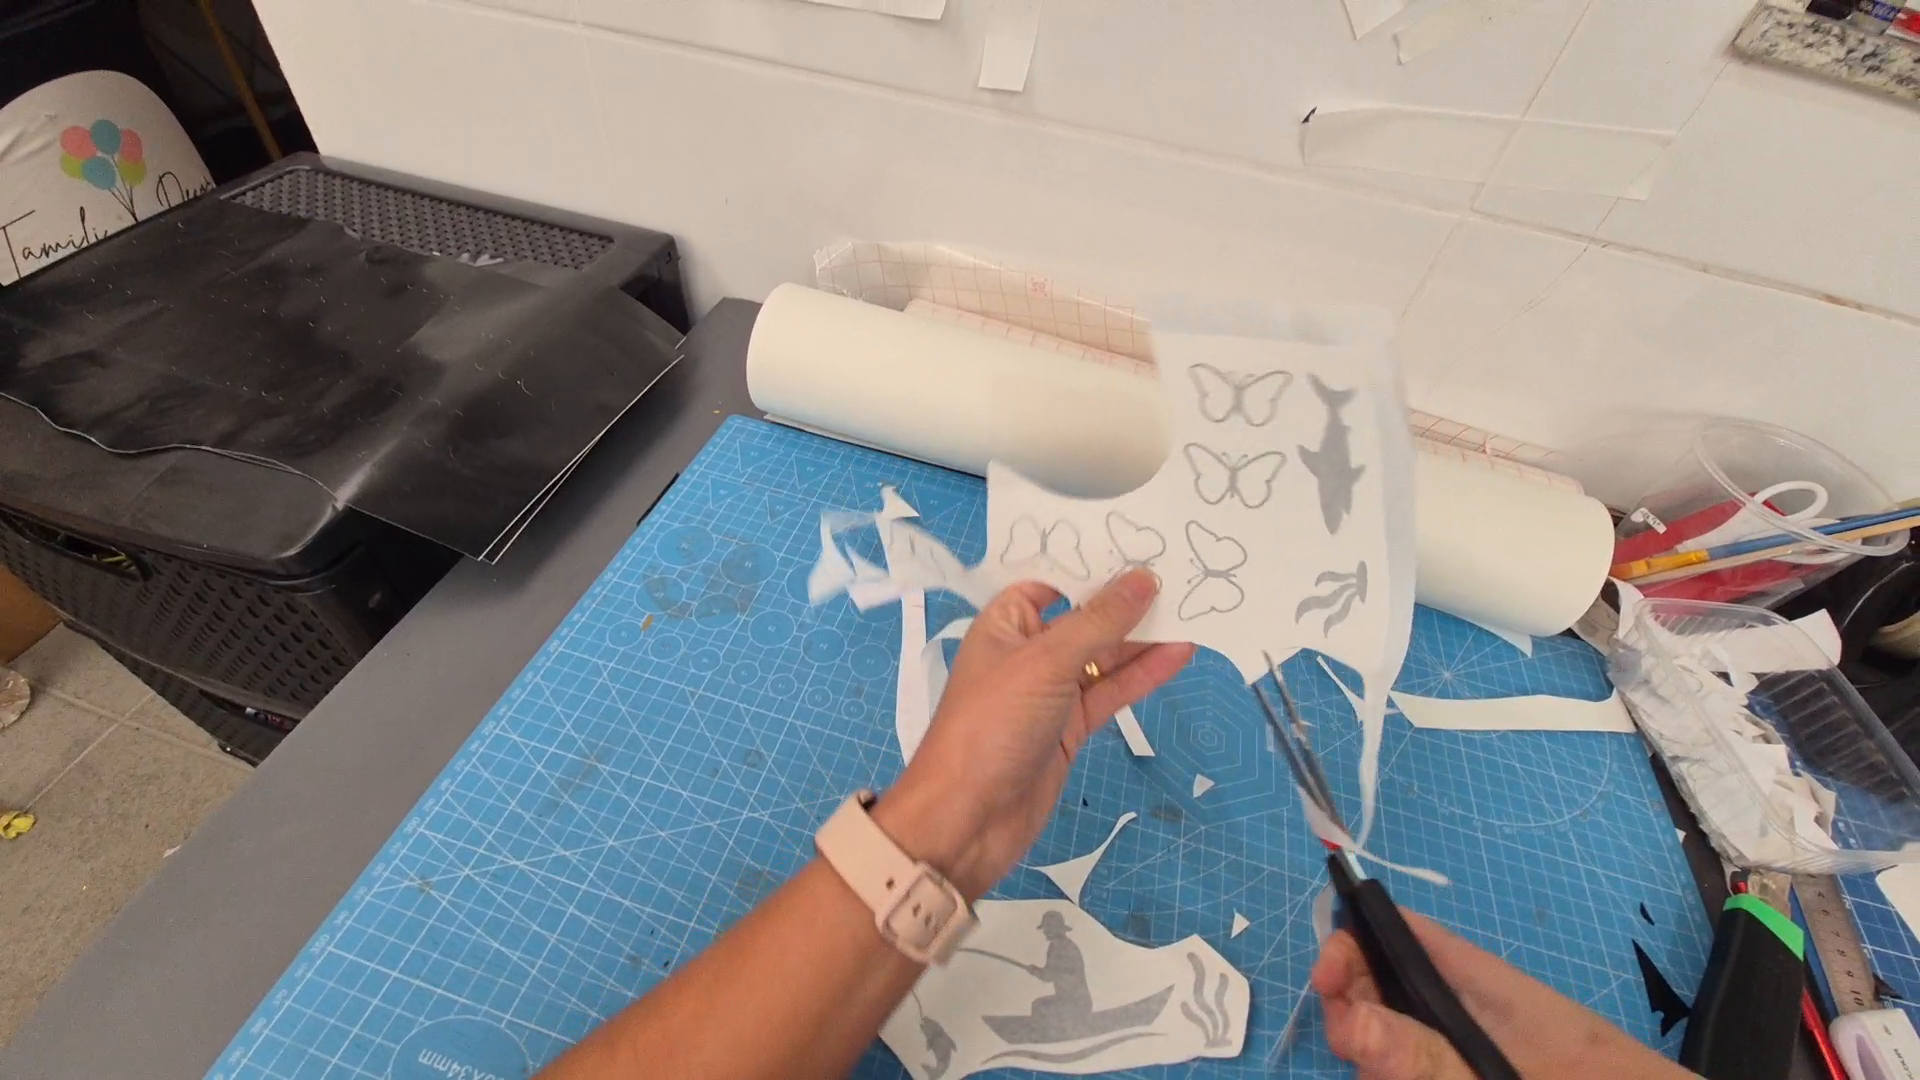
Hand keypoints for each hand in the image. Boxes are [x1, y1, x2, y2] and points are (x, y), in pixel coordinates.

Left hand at [873, 569, 1193, 900]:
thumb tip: (1143, 578)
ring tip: (1193, 610)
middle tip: (1181, 574)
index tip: (1137, 547)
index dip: (1089, 565)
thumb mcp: (1046, 662)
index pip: (1049, 581)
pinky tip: (1180, 654)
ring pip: (1102, 656)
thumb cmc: (994, 722)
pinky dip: (1142, 675)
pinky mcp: (1069, 726)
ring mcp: (1050, 691)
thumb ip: (1098, 621)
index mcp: (1005, 624)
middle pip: (1082, 617)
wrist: (969, 818)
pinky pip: (1110, 692)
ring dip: (1142, 638)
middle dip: (1125, 600)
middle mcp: (1028, 651)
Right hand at [1312, 912, 1695, 1079]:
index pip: (1381, 928)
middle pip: (1374, 990)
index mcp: (1466, 972)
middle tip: (1374, 1068)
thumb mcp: (1502, 1078)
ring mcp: (1463, 1044)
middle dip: (1359, 1027)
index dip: (1343, 949)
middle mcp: (1457, 1000)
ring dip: (1386, 1068)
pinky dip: (1405, 1077)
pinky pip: (1419, 1068)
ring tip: (1406, 1079)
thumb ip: (1425, 1057)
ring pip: (1392, 1043)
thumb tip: (1345, 1022)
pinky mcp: (1465, 1069)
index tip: (1324, 989)